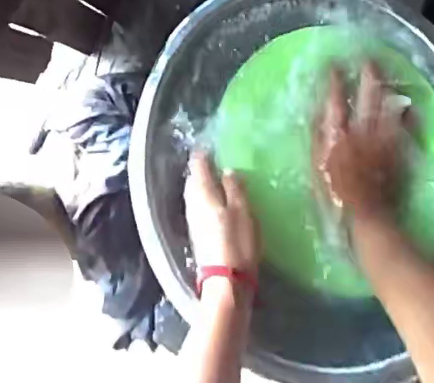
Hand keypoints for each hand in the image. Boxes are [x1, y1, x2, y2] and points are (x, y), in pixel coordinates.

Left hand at [185, 151, 258, 279]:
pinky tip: (220, 206)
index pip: (197, 163)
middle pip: (194, 178)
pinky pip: (200, 208)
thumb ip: (234, 186)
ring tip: (222, 184)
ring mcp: (192, 219)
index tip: (215, 149)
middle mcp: (191, 201)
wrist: (225, 283)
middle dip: (204, 170)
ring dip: (206, 187)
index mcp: (201, 190)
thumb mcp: (242, 209)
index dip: (205, 153)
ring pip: (196, 194)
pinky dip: (208, 202)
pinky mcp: (197, 234)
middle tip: (220, 164)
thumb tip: (227, 170)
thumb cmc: (236, 241)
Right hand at [313, 61, 411, 226]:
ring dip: (388, 90)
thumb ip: (316, 136)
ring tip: (387, 75)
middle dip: (368, 77)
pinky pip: (406, 129)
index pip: (336, 100)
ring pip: (388, 109)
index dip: (335, 80)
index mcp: (339, 135)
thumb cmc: (337, 195)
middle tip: (368, 59)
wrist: (369, 220)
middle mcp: (363, 133)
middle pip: (367, 99)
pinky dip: (407, 116)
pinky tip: (408, 106)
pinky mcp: (400, 153)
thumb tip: (317, 111)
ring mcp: (384, 142)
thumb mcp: (317, 165)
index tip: (335, 64)